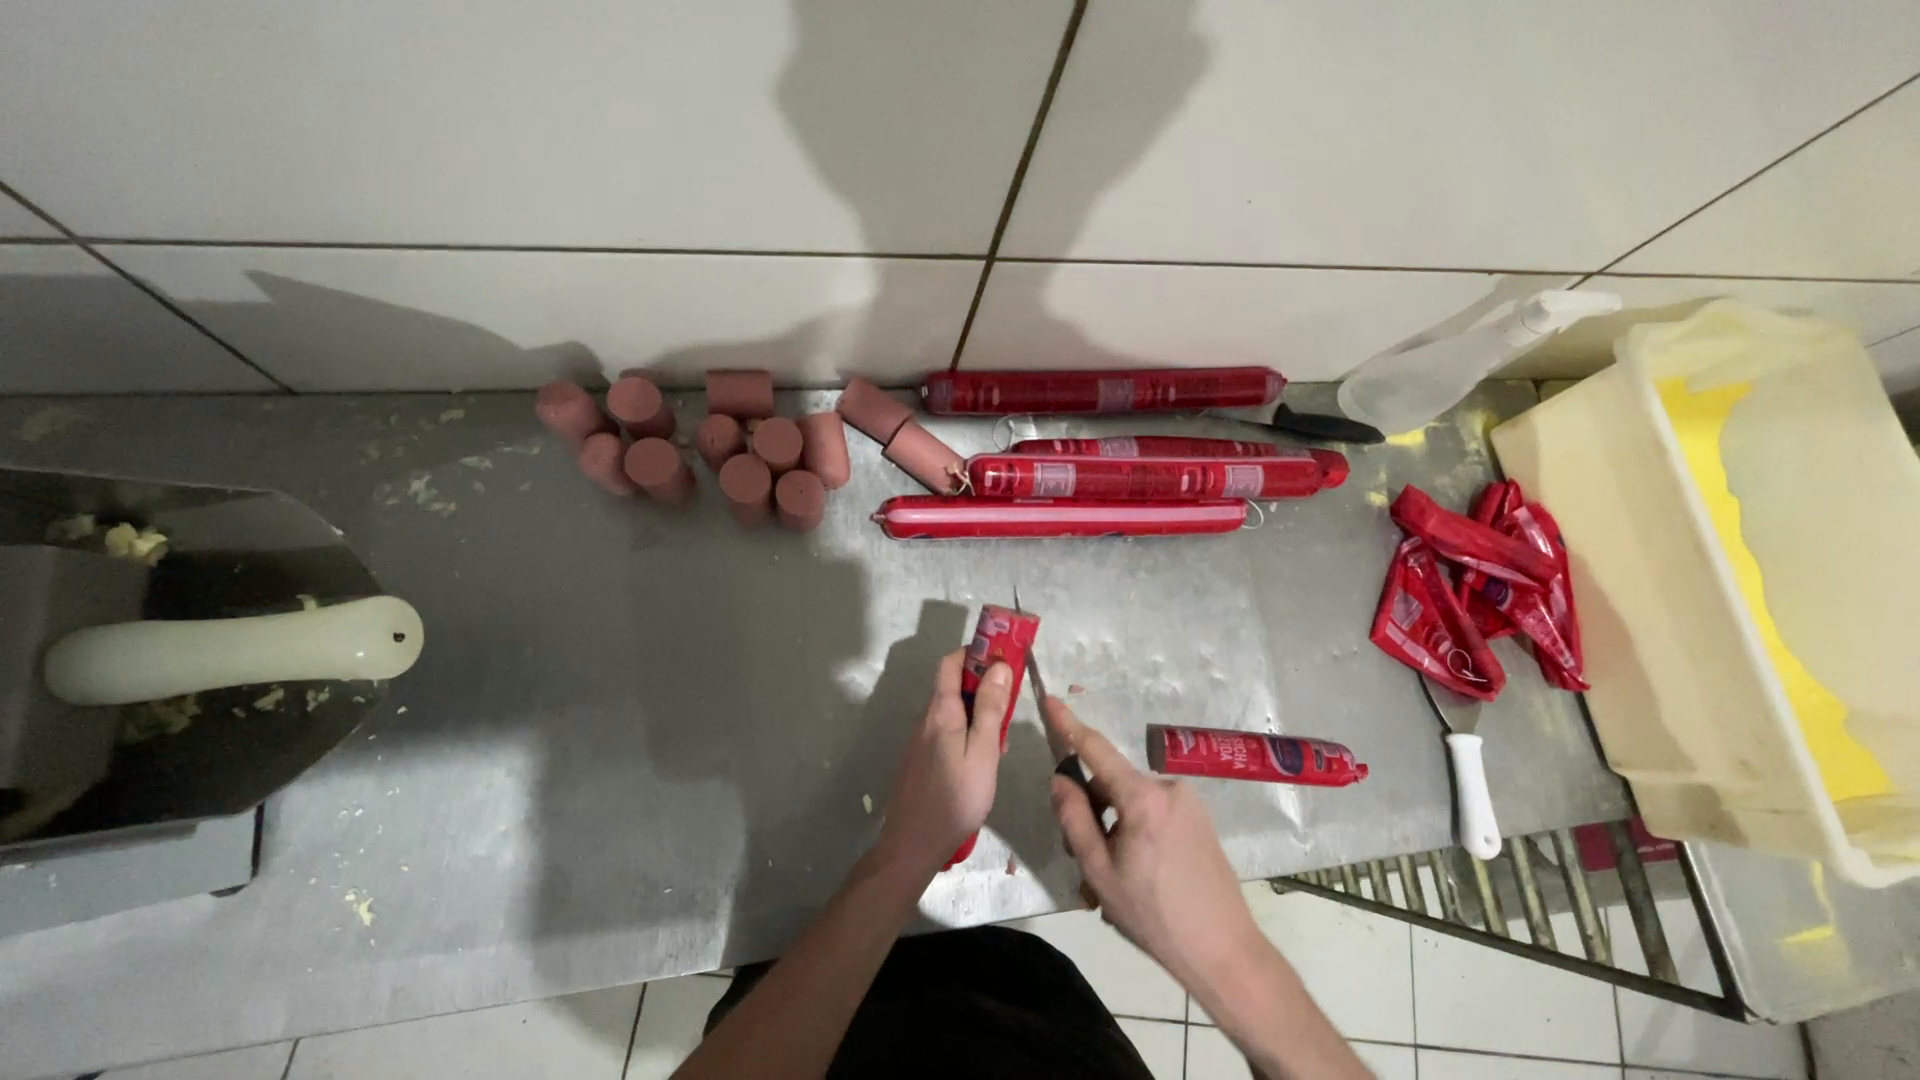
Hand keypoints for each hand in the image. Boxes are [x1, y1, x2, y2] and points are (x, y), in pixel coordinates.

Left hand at [874, 650, 1012, 875]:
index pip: (951, 664)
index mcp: (940, 711)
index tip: (1002, 655)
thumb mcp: (983, 751)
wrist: (913, 843)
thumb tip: (998, 666)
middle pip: (952, 687)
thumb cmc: (956, 797)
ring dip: (977, 715)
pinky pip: (946, 734)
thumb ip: (990, 709)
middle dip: (982, 686)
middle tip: (1010, 702)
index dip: (974, 653)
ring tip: (1001, 740)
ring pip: (952, 714)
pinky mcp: (920, 761)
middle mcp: (925, 720)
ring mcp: (919, 741)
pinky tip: (981, 762)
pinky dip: (966, 735)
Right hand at [1045, 697, 1262, 987]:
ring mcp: (1189, 804)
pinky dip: (1135, 839)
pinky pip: (1153, 818)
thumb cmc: (1154, 914)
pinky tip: (1135, 881)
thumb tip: (1060, 780)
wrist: (1225, 952)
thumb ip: (1074, 819)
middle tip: (1083, 867)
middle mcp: (1168, 789)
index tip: (1050, 698)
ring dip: (1112, 834)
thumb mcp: (1100, 871)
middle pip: (1111, 786)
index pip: (1096, 750)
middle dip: (1090, 815)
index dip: (1069, 725)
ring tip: (1110, 886)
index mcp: (1143, 797)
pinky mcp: (1199, 822)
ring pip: (1131, 806)